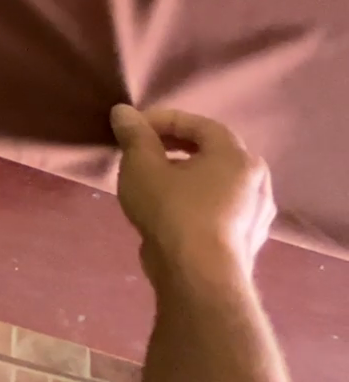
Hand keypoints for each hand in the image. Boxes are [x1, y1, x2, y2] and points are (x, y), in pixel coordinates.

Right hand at [110, 105, 275, 284]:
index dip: (164, 119)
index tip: (132, 127)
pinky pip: (220, 198)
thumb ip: (135, 134)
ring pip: (218, 176)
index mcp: (236, 159)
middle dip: (175, 142)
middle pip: (214, 149)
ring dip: (185, 167)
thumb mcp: (140, 163)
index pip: (202, 124)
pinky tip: (170, 202)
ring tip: (152, 174)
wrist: (198, 270)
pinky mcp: (246, 232)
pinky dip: (195, 190)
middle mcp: (256, 181)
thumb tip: (125, 111)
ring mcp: (256, 210)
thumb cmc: (170, 207)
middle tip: (141, 146)